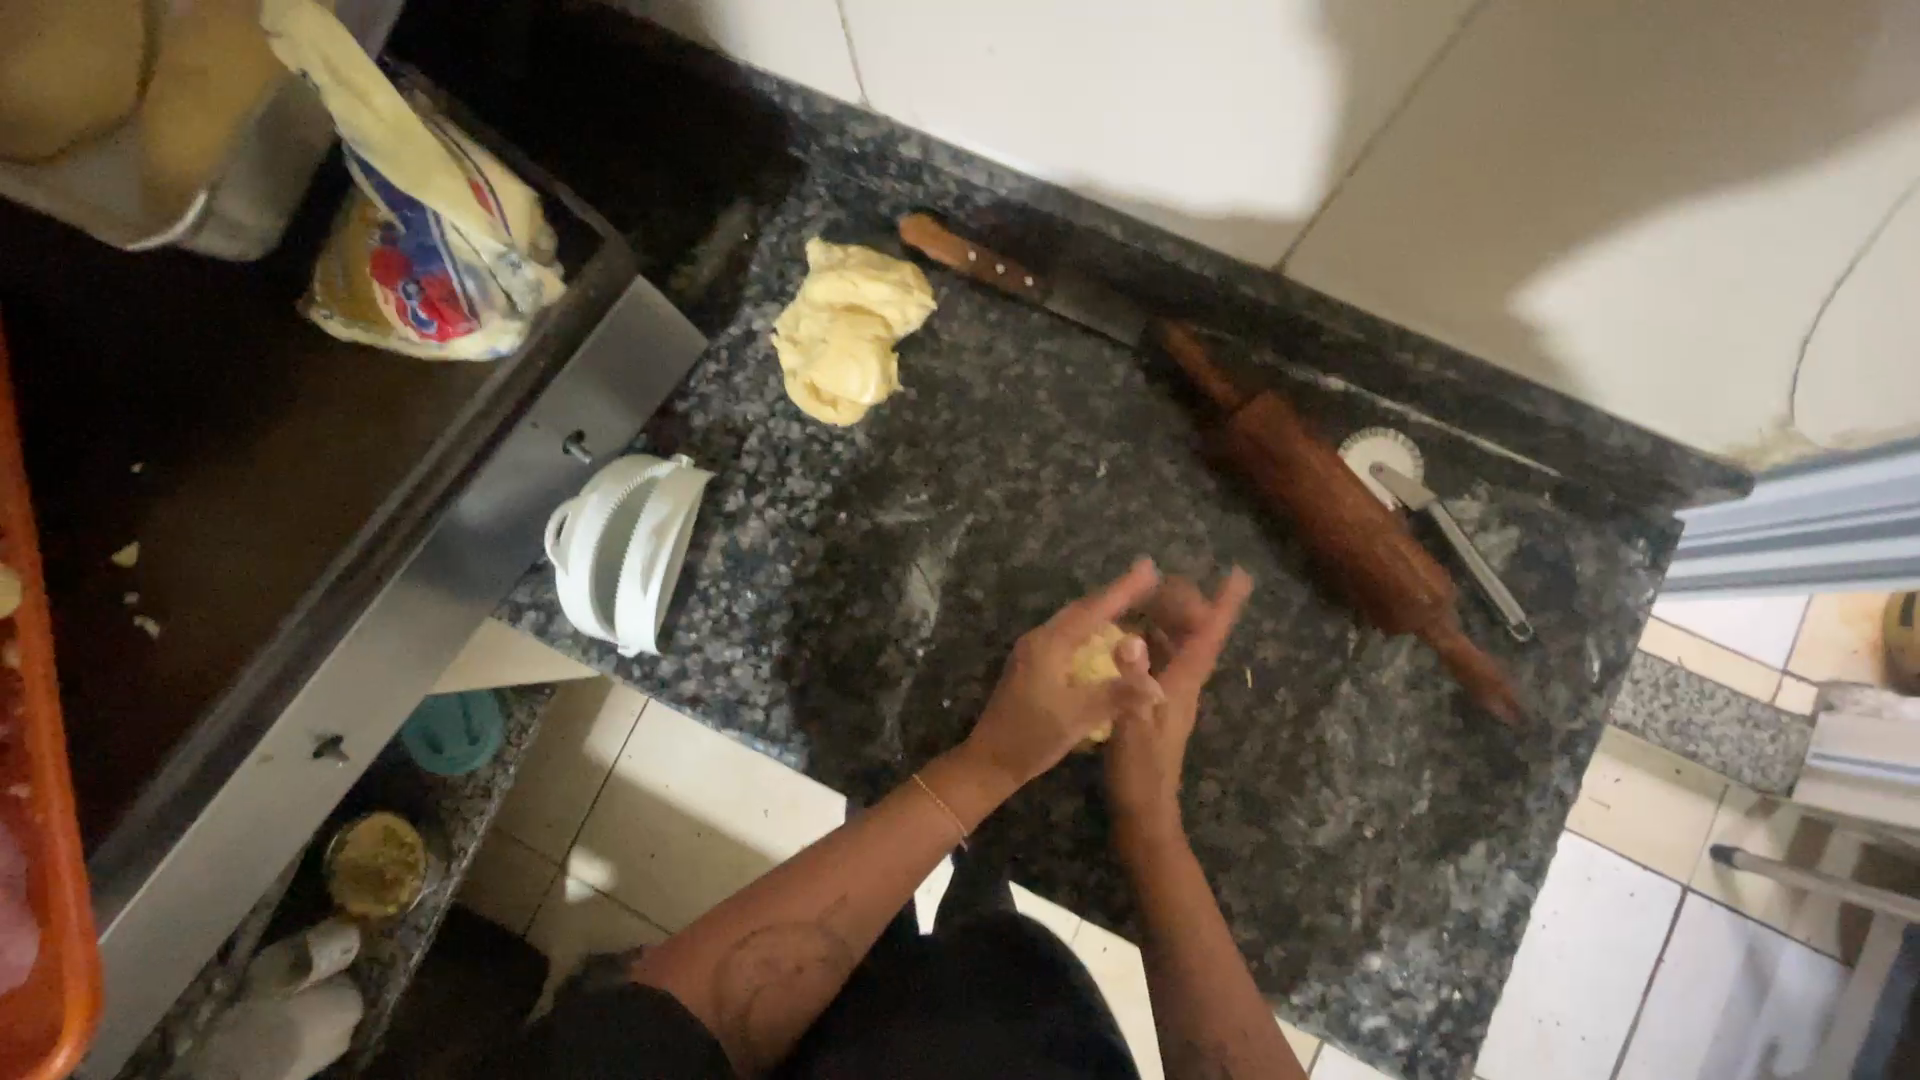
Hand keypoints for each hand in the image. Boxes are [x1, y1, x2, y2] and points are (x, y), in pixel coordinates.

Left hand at [962, 559, 1165, 790]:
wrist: (990, 761)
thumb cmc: (1032, 737)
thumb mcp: (1078, 717)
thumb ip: (1117, 695)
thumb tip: (1158, 684)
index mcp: (1049, 645)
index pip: (1093, 610)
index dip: (1123, 589)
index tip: (1148, 568)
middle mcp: (1038, 640)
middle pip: (1081, 610)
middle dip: (1114, 595)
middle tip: (1145, 580)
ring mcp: (1032, 653)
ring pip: (1072, 622)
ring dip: (1101, 611)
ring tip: (1130, 601)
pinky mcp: (1031, 666)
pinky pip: (1067, 637)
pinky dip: (1089, 630)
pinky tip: (1102, 637)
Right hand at [1105, 568, 1253, 857]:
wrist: (1145, 816)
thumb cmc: (1140, 774)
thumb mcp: (1131, 726)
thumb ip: (1132, 683)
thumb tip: (1131, 638)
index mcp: (1183, 686)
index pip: (1208, 638)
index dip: (1223, 606)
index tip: (1240, 575)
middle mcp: (1184, 687)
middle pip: (1195, 637)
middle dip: (1188, 605)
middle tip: (1167, 579)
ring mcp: (1171, 698)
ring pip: (1179, 649)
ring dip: (1170, 622)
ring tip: (1150, 598)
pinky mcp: (1155, 708)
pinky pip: (1161, 663)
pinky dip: (1151, 644)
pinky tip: (1132, 638)